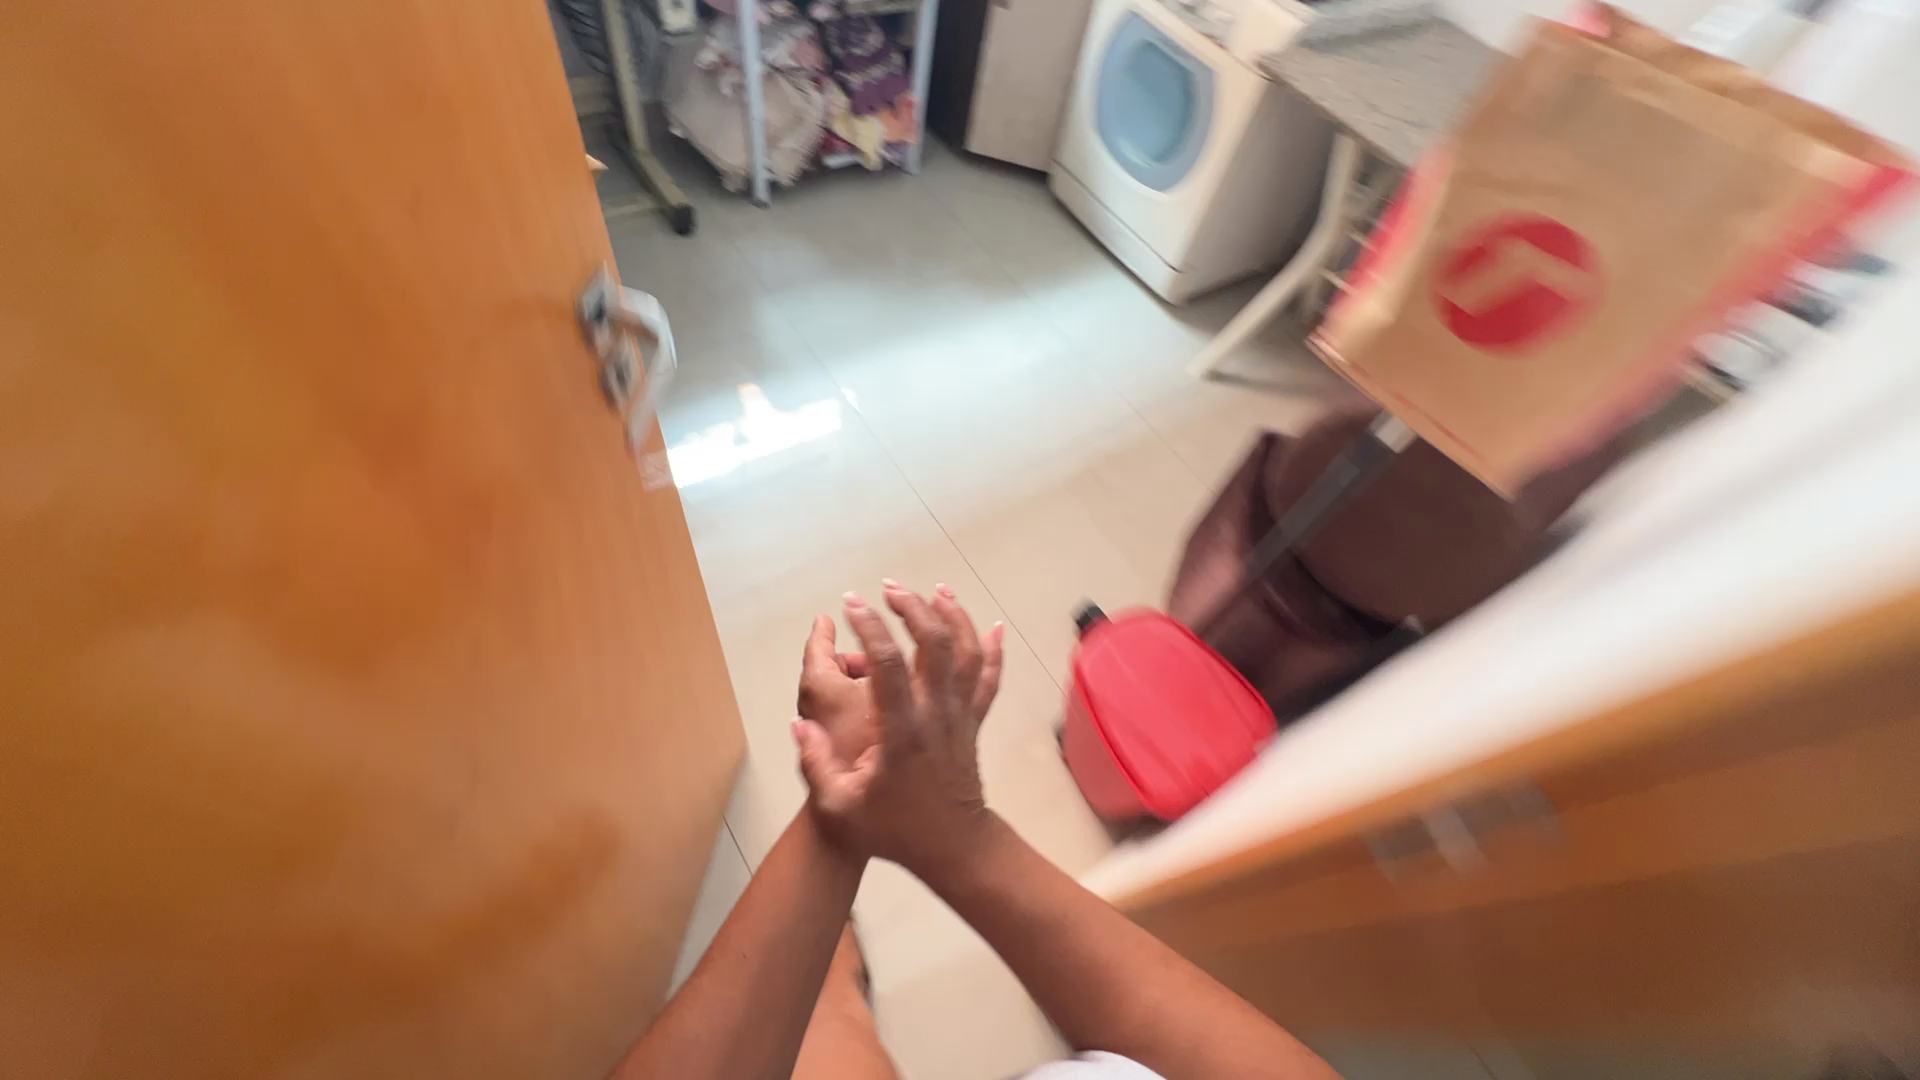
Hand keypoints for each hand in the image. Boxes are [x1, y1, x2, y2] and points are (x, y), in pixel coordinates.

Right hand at [791, 582, 1005, 873]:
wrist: (953, 848)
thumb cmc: (894, 829)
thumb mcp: (840, 807)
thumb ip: (815, 763)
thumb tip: (798, 722)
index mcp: (902, 730)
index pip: (888, 663)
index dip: (870, 626)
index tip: (852, 603)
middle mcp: (937, 713)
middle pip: (935, 644)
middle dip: (914, 608)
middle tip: (889, 589)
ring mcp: (961, 715)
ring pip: (967, 654)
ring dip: (954, 617)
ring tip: (936, 591)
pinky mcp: (974, 722)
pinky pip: (989, 680)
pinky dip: (993, 650)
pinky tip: (994, 626)